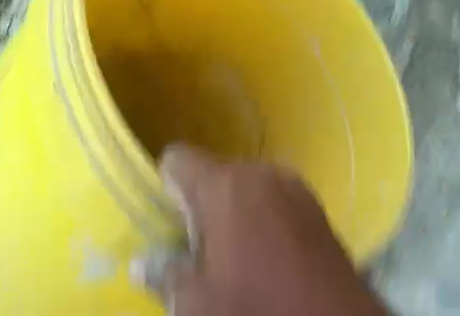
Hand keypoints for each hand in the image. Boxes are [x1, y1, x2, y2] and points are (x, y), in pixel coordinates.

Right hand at [140, 145, 389, 315]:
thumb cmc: (257, 311)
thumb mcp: (198, 306)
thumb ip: (166, 277)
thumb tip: (140, 261)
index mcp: (224, 185)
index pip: (178, 159)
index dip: (163, 185)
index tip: (161, 220)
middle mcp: (260, 172)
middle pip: (214, 175)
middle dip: (200, 207)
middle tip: (194, 252)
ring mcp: (294, 187)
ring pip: (247, 189)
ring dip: (234, 215)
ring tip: (232, 261)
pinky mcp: (318, 209)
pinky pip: (276, 203)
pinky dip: (264, 222)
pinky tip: (265, 261)